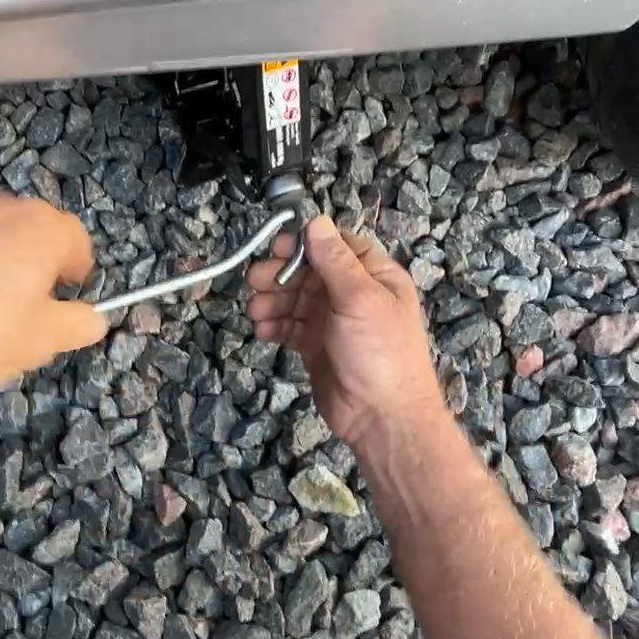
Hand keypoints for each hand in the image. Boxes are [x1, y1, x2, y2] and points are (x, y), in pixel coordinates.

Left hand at [0, 194, 107, 414]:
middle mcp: (4, 208)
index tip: (66, 306)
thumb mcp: (39, 341)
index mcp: (42, 228)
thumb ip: (77, 326)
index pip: (79, 243)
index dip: (78, 278)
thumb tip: (94, 319)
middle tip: (25, 321)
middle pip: (36, 240)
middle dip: (36, 276)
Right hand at [246, 216, 442, 451]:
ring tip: (256, 311)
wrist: (383, 418)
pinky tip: (263, 331)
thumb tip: (316, 221)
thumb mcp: (360, 298)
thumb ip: (335, 260)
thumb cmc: (380, 352)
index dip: (306, 243)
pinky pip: (290, 326)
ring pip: (294, 298)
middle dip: (280, 274)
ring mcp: (333, 321)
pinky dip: (275, 326)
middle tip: (255, 280)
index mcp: (374, 275)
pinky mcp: (316, 346)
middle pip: (308, 271)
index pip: (336, 246)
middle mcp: (353, 294)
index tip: (278, 247)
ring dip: (272, 301)